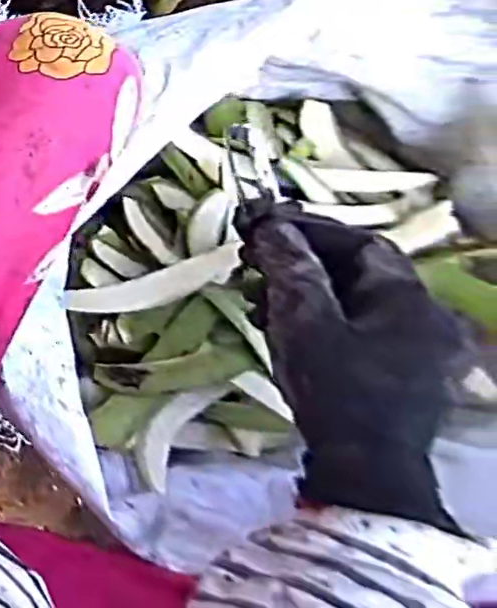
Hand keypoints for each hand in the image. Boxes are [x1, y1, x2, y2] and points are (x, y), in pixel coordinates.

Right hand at [236, 200, 471, 532]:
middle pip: (359, 268)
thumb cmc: (335, 383)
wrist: (364, 456)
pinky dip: (314, 306)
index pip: (364, 244)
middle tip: (250, 252)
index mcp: (412, 305)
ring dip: (302, 281)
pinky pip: (356, 317)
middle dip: (300, 255)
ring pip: (354, 292)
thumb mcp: (303, 319)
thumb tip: (273, 226)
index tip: (259, 222)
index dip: (310, 227)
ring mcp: (418, 344)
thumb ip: (292, 269)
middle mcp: (427, 319)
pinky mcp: (400, 363)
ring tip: (256, 286)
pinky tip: (278, 316)